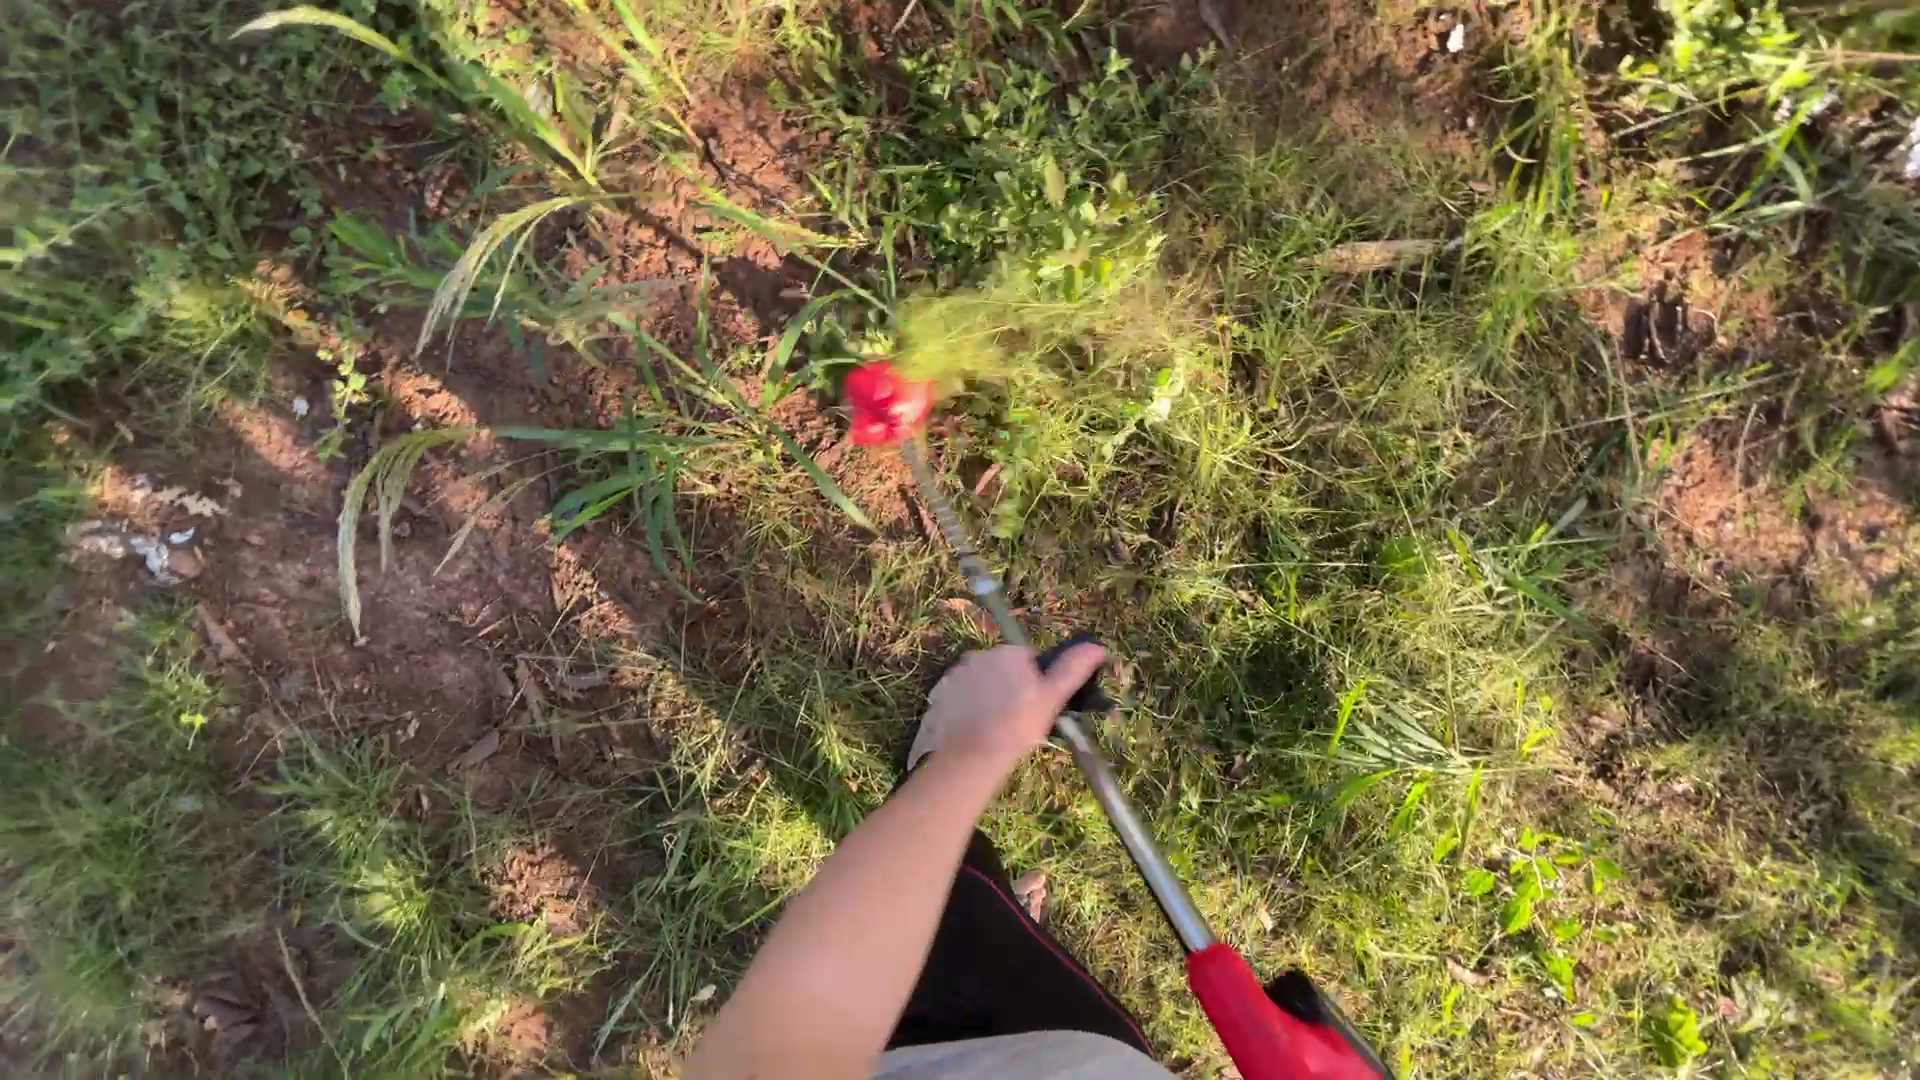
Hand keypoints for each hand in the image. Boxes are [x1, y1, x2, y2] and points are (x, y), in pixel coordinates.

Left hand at [915, 643, 1107, 773]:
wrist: (971, 755)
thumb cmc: (1017, 725)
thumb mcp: (1051, 699)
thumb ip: (1072, 670)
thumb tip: (1097, 647)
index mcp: (1008, 653)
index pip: (1026, 660)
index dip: (1034, 684)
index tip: (1034, 707)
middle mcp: (978, 655)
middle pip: (1001, 669)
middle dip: (1009, 687)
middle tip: (1016, 720)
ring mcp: (955, 674)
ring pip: (979, 682)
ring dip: (986, 697)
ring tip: (993, 727)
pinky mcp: (938, 694)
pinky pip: (958, 696)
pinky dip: (965, 708)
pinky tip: (972, 728)